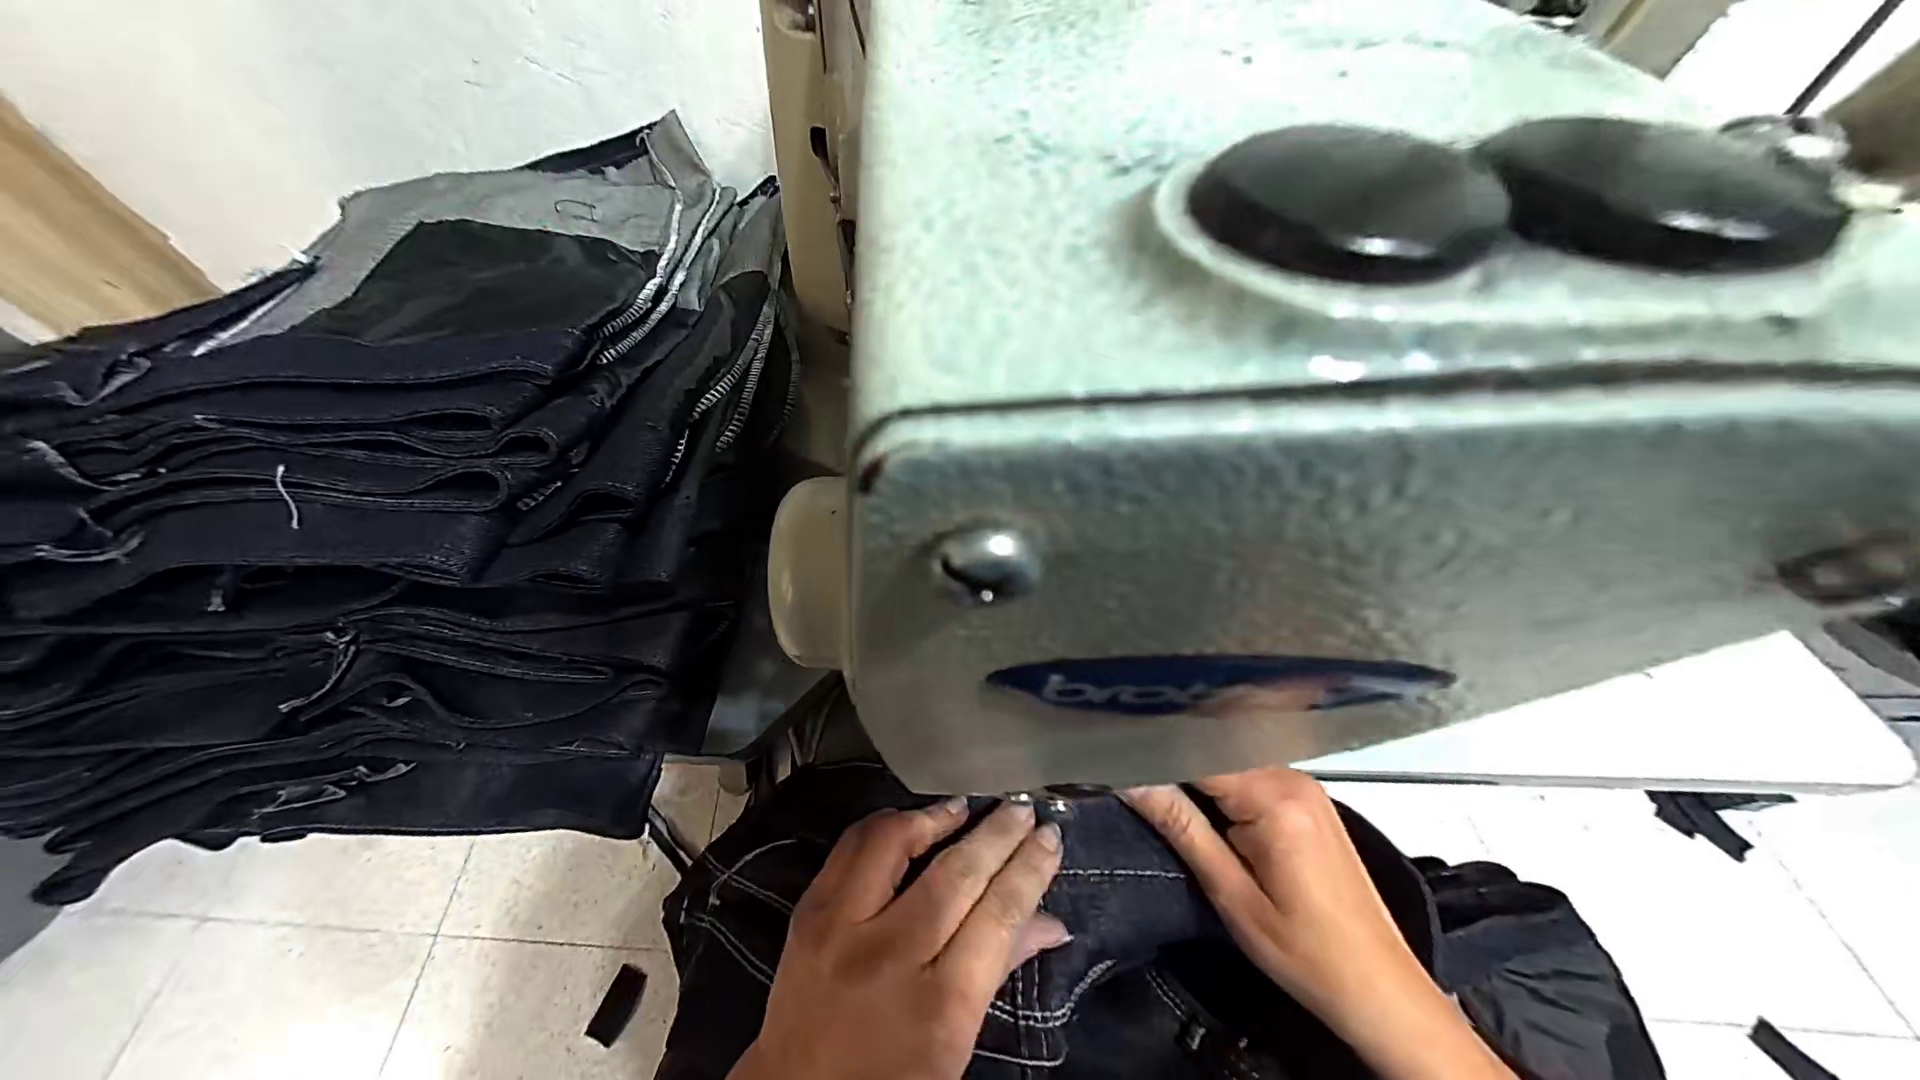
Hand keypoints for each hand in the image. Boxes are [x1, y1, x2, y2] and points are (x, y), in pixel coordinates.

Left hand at [728, 799, 1069, 1079]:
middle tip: (1024, 810)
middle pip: (955, 877)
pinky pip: (853, 845)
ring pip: (896, 845)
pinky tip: (915, 817)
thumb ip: (1000, 968)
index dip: (1029, 869)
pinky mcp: (810, 910)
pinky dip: (888, 822)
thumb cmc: (894, 1072)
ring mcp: (841, 929)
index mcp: (939, 1007)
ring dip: (939, 817)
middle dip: (998, 836)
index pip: (998, 917)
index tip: (1049, 837)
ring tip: (969, 805)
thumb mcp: (958, 1039)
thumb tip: (1052, 921)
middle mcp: (889, 959)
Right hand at [1123, 768, 1515, 1079]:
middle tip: (1120, 762)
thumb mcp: (1230, 893)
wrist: (1382, 989)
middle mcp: (1292, 777)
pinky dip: (1216, 779)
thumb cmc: (1308, 953)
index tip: (1110, 752)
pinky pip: (1248, 770)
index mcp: (1274, 798)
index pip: (1194, 750)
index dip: (1149, 750)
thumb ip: (1180, 826)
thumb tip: (1129, 780)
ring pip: (1227, 754)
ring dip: (1190, 766)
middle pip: (1211, 746)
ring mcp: (1303, 784)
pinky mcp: (1306, 797)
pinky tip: (1193, 794)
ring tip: (1149, 777)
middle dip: (1166, 754)